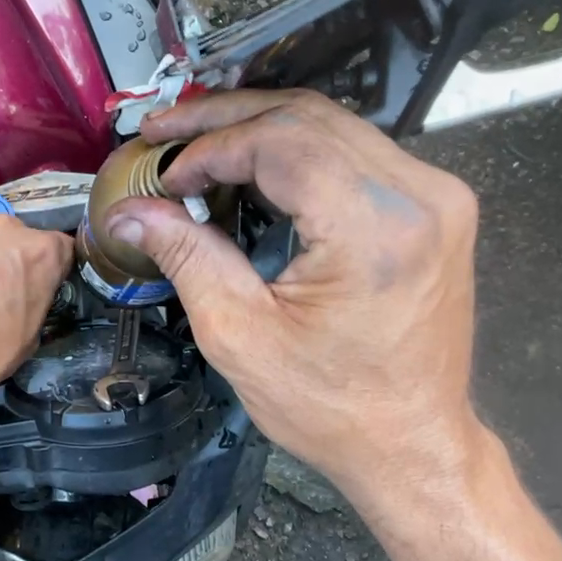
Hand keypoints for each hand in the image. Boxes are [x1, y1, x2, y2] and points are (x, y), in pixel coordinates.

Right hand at [108, 89, 481, 496]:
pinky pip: (353, 152)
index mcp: (374, 226)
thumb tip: (126, 212)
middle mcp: (419, 192)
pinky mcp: (433, 206)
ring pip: (332, 126)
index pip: (281, 143)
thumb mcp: (238, 334)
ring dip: (257, 127)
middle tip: (160, 129)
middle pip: (308, 117)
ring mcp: (436, 194)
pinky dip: (292, 150)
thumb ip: (186, 257)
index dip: (209, 148)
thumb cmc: (325, 405)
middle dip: (225, 118)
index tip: (161, 177)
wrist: (411, 443)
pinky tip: (246, 164)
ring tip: (192, 141)